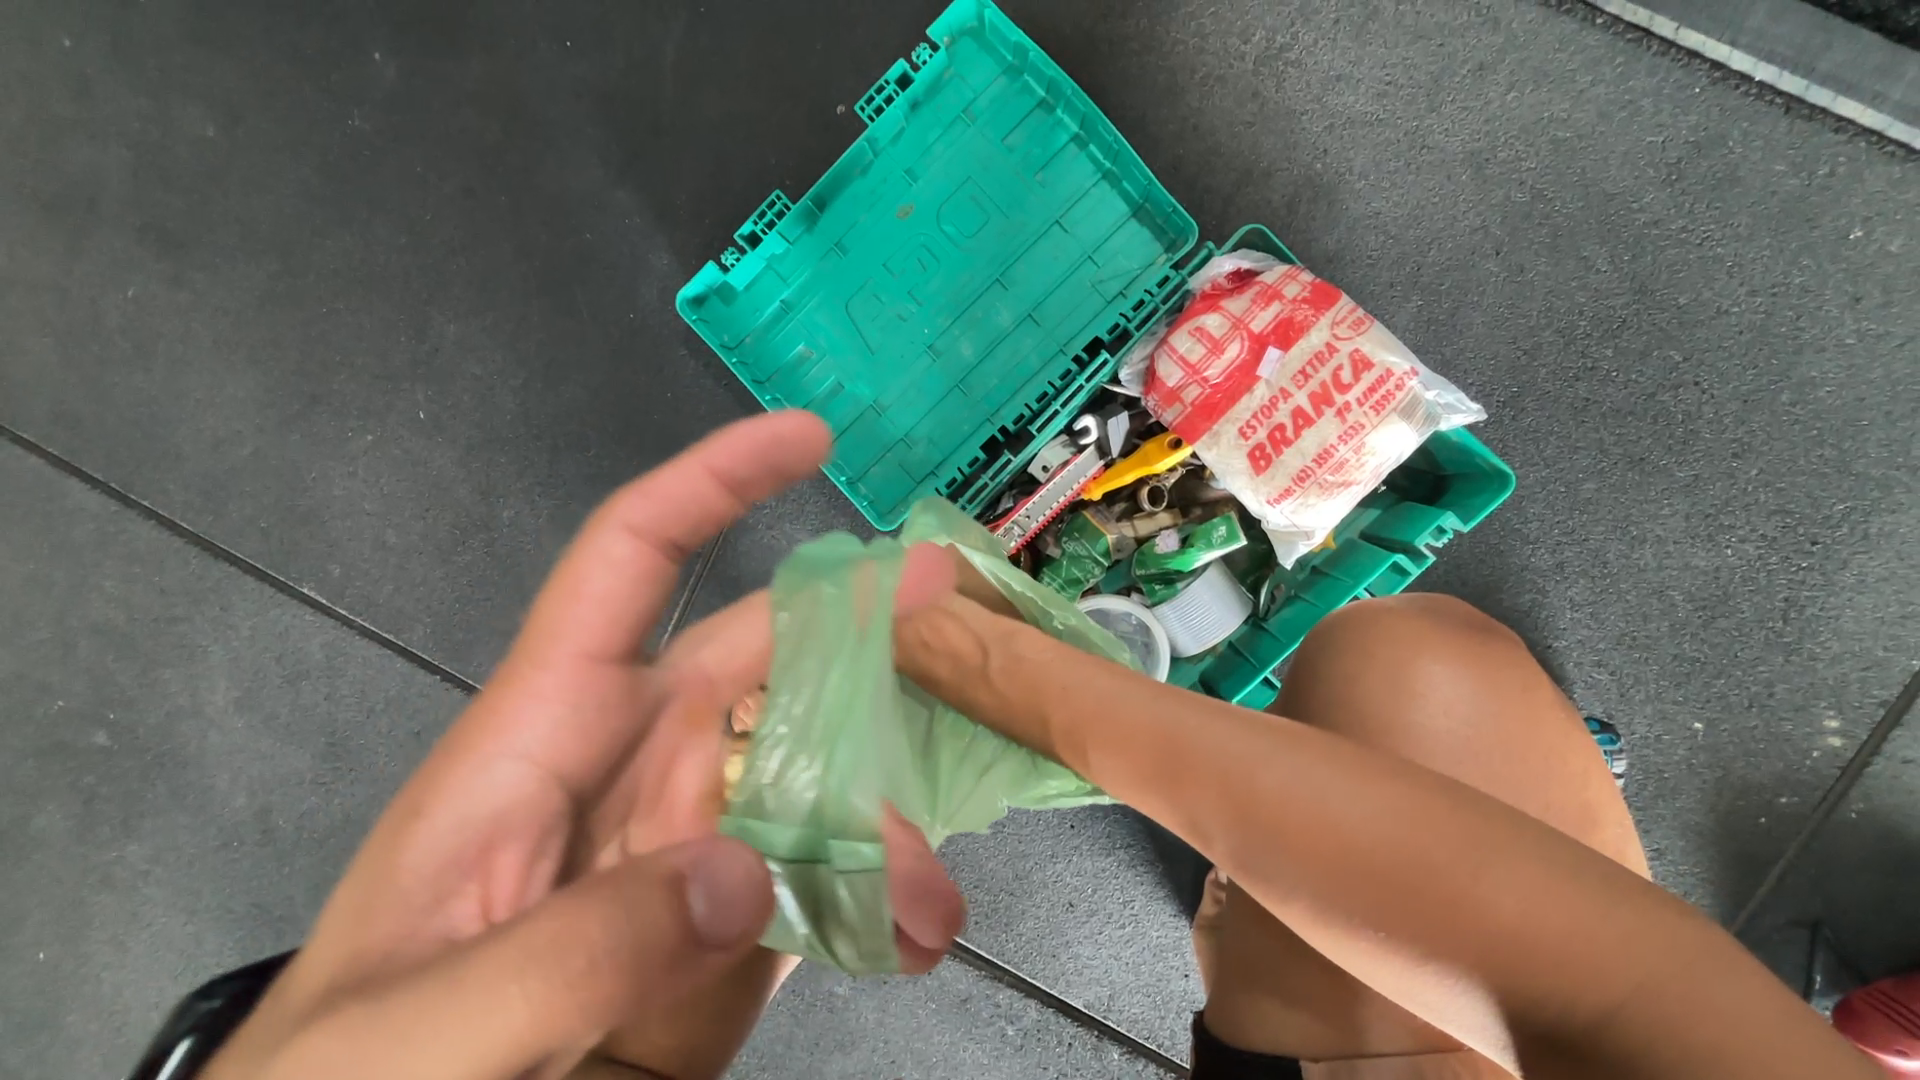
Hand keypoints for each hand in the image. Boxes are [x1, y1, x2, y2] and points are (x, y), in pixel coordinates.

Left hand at [205, 411, 964, 1079]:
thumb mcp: (413, 1036)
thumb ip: (568, 950)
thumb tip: (744, 868)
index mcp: (542, 738)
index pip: (630, 565)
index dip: (714, 484)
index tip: (806, 440)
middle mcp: (635, 769)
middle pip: (765, 660)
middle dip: (862, 625)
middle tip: (956, 614)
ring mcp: (692, 847)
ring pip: (816, 782)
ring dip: (884, 826)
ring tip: (931, 904)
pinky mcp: (729, 927)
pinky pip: (823, 883)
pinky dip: (878, 902)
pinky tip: (912, 938)